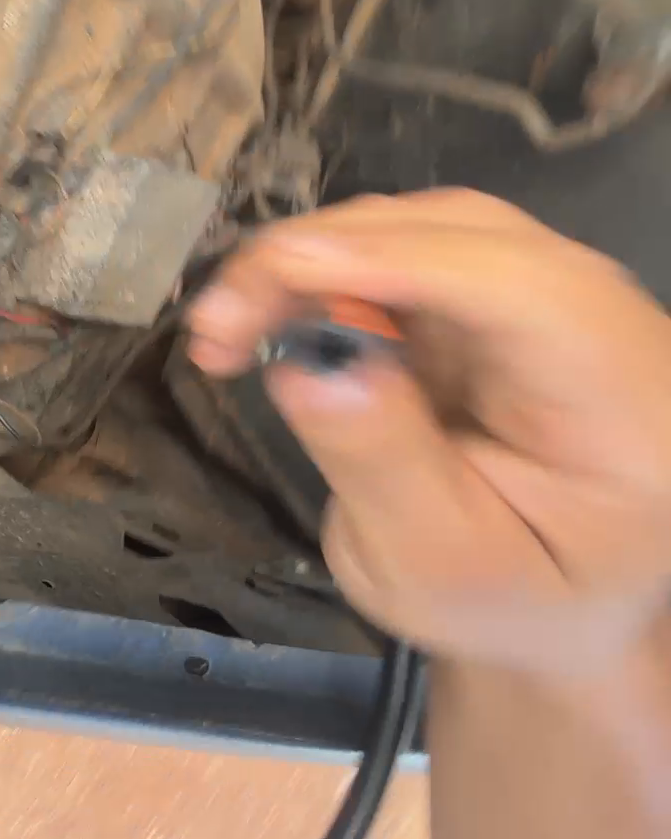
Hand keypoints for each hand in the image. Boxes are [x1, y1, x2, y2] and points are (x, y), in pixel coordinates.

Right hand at [189, 189, 670, 675]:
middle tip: (212, 322)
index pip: (528, 293)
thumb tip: (307, 371)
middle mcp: (596, 331)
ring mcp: (534, 316)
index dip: (401, 264)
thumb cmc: (492, 602)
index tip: (277, 269)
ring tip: (220, 327)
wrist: (530, 607)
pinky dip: (307, 278)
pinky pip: (387, 262)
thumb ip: (380, 464)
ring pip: (418, 231)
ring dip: (303, 261)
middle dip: (322, 256)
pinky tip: (256, 321)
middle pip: (464, 235)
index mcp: (626, 405)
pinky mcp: (473, 318)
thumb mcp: (431, 561)